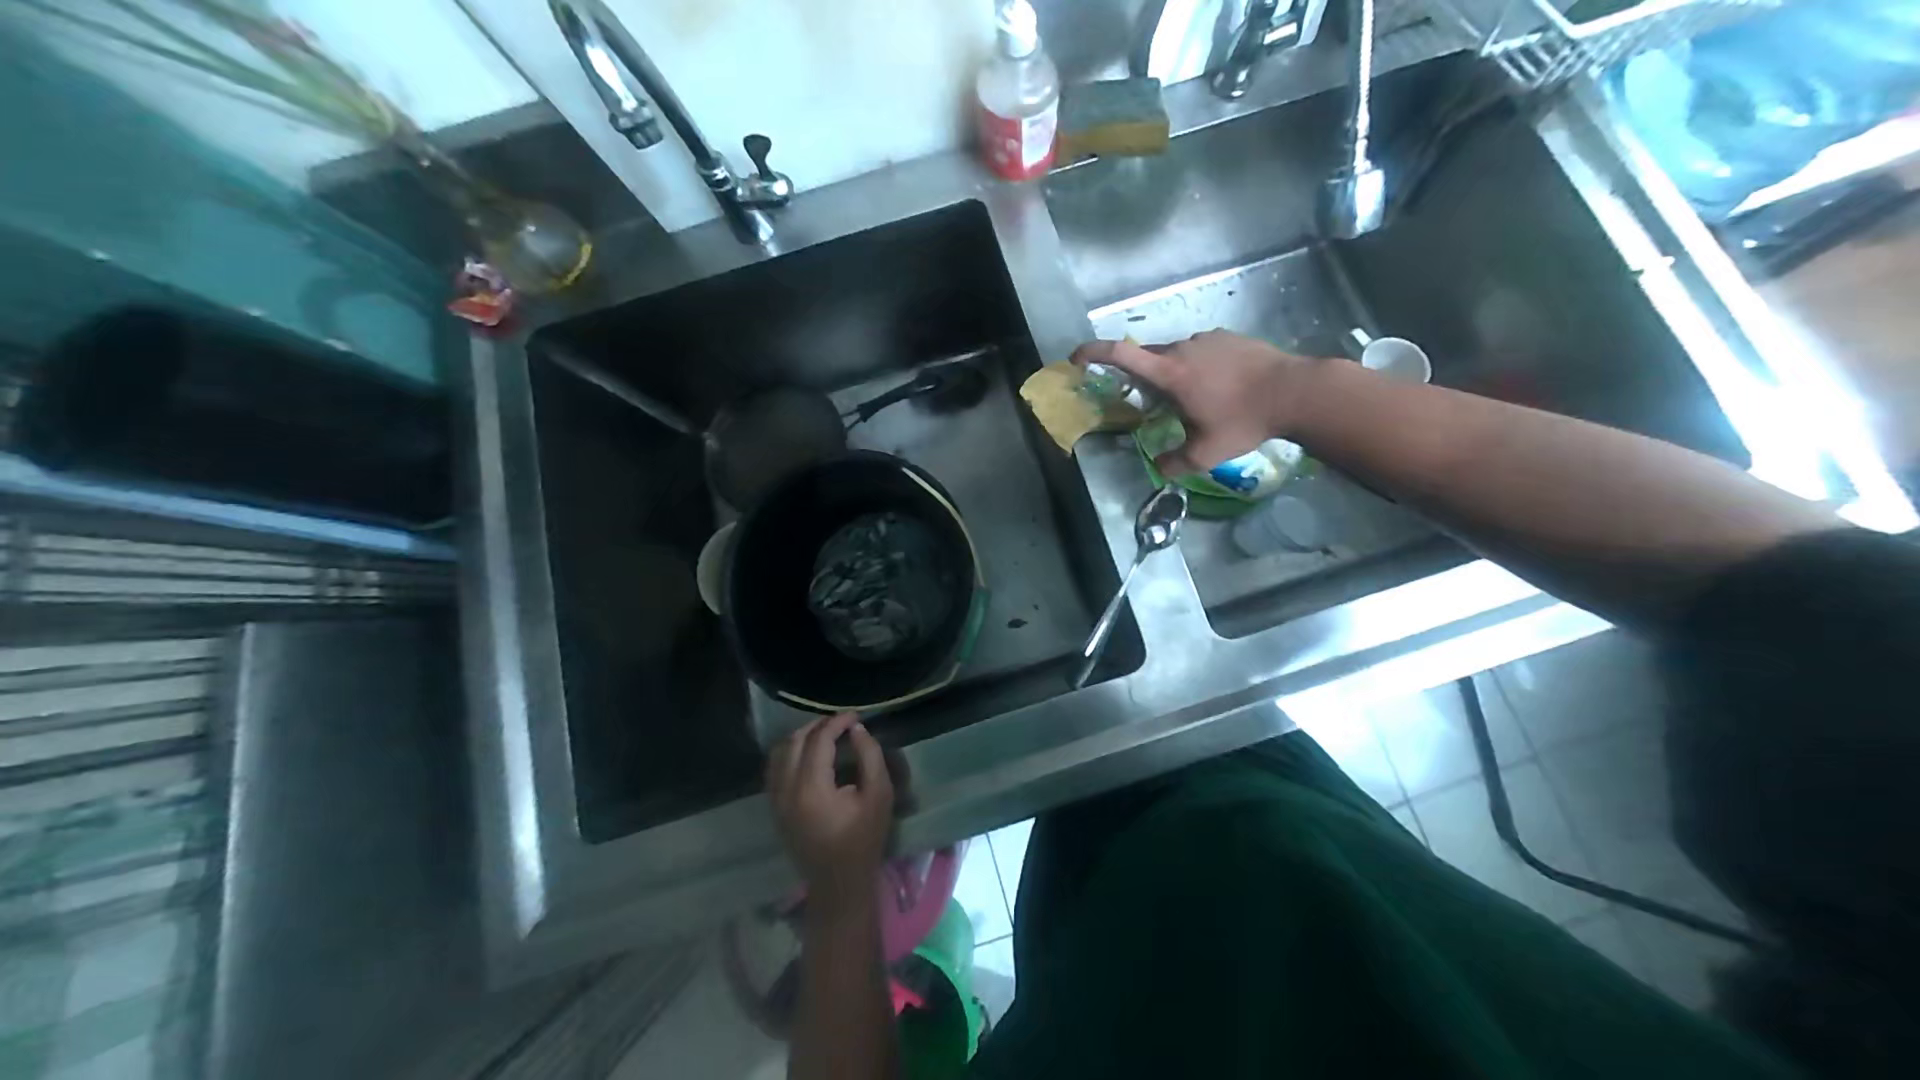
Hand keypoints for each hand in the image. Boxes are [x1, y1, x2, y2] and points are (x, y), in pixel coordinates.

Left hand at [767, 712, 894, 903]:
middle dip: (818, 725)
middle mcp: (787, 790)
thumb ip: (870, 757)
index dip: (837, 722)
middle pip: (795, 741)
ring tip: (824, 734)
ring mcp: (776, 800)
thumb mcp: (879, 795)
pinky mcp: (774, 807)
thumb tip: (856, 730)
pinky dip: (789, 753)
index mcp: (812, 788)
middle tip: (841, 723)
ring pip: (779, 753)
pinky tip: (808, 754)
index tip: (856, 716)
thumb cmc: (864, 839)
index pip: (819, 740)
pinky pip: (774, 769)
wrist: (839, 882)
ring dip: (801, 737)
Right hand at [1071, 332, 1324, 476]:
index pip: (1121, 355)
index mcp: (1170, 373)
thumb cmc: (1245, 421)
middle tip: (1152, 404)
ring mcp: (1208, 339)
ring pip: (1176, 354)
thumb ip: (1175, 462)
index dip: (1093, 353)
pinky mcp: (1229, 337)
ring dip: (1173, 374)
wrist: (1297, 392)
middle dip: (1141, 378)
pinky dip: (1198, 367)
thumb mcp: (1206, 453)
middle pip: (1147, 356)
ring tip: (1194, 400)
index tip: (1076, 358)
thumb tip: (1158, 465)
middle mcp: (1183, 348)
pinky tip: (1218, 387)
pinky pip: (1200, 350)